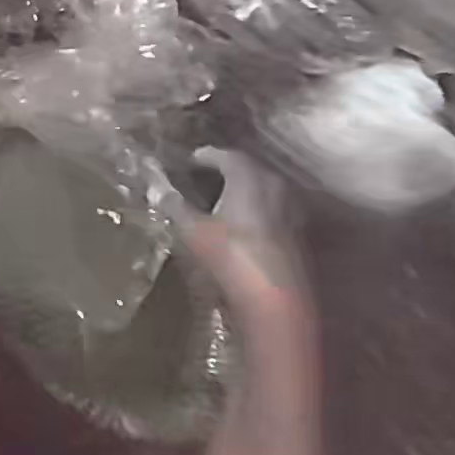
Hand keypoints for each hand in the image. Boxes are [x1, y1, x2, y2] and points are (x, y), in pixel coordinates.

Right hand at [179, 149, 314, 330]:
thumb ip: (173, 204)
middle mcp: (274, 184)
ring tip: (217, 196)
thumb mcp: (192, 229)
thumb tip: (155, 187)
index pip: (225, 155)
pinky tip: (238, 219)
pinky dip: (254, 204)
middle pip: (247, 167)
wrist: (276, 300)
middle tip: (200, 175)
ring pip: (262, 186)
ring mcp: (291, 207)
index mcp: (248, 176)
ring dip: (241, 187)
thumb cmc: (230, 256)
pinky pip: (272, 205)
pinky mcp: (298, 230)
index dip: (204, 156)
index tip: (187, 161)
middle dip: (224, 169)